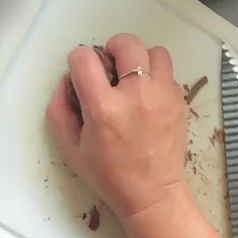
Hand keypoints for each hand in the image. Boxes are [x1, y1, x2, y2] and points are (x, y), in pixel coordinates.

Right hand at [45, 33, 189, 222]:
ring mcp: (162, 95)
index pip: (84, 58)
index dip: (77, 60)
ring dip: (140, 59)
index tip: (80, 73)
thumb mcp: (71, 149)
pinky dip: (155, 77)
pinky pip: (168, 72)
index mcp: (103, 108)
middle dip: (112, 48)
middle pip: (126, 43)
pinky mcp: (179, 101)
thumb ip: (59, 112)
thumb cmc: (108, 175)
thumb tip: (64, 82)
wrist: (152, 194)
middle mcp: (135, 95)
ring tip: (133, 78)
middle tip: (109, 67)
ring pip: (154, 51)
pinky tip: (147, 97)